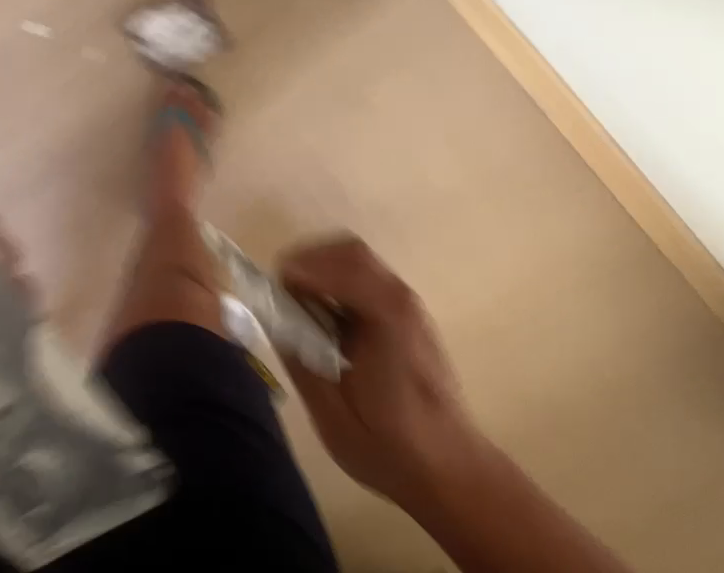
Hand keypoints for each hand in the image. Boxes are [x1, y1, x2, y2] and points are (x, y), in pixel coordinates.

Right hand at [277, 235, 493, 504]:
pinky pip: (362, 276)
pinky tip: (320, 314)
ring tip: (296, 301)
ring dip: (319, 269)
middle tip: (281, 292)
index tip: (276, 290)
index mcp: (390, 325)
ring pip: (356, 259)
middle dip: (307, 262)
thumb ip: (301, 360)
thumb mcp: (335, 416)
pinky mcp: (404, 316)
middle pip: (350, 252)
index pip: (348, 268)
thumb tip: (272, 318)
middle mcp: (403, 306)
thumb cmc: (392, 449)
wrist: (451, 472)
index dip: (304, 270)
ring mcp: (407, 308)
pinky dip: (332, 279)